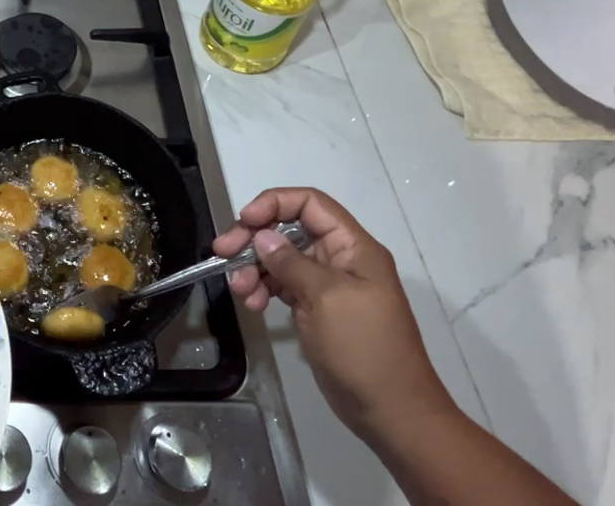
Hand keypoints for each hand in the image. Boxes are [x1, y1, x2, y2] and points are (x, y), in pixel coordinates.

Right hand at [214, 188, 452, 437]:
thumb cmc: (365, 348)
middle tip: (222, 253)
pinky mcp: (315, 308)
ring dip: (253, 268)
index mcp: (353, 247)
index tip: (244, 221)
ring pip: (280, 258)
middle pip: (288, 229)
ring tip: (239, 290)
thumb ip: (291, 263)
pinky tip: (252, 304)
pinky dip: (263, 289)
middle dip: (253, 238)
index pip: (310, 204)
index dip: (274, 203)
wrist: (392, 412)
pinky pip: (281, 285)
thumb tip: (262, 236)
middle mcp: (339, 259)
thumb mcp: (327, 298)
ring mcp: (326, 285)